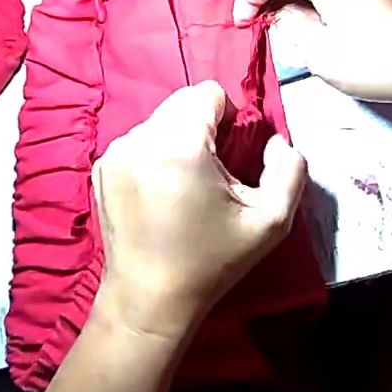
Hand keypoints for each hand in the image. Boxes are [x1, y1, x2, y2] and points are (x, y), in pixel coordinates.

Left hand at [90, 82, 308, 342]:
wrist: (148, 298)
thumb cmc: (211, 262)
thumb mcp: (270, 223)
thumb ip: (289, 171)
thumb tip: (275, 141)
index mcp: (181, 149)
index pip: (207, 93)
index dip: (228, 117)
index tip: (229, 153)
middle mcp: (142, 141)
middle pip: (181, 102)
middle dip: (202, 125)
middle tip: (210, 170)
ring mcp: (117, 153)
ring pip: (159, 119)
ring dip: (177, 137)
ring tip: (183, 183)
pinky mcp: (102, 166)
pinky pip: (137, 139)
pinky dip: (153, 152)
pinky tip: (159, 191)